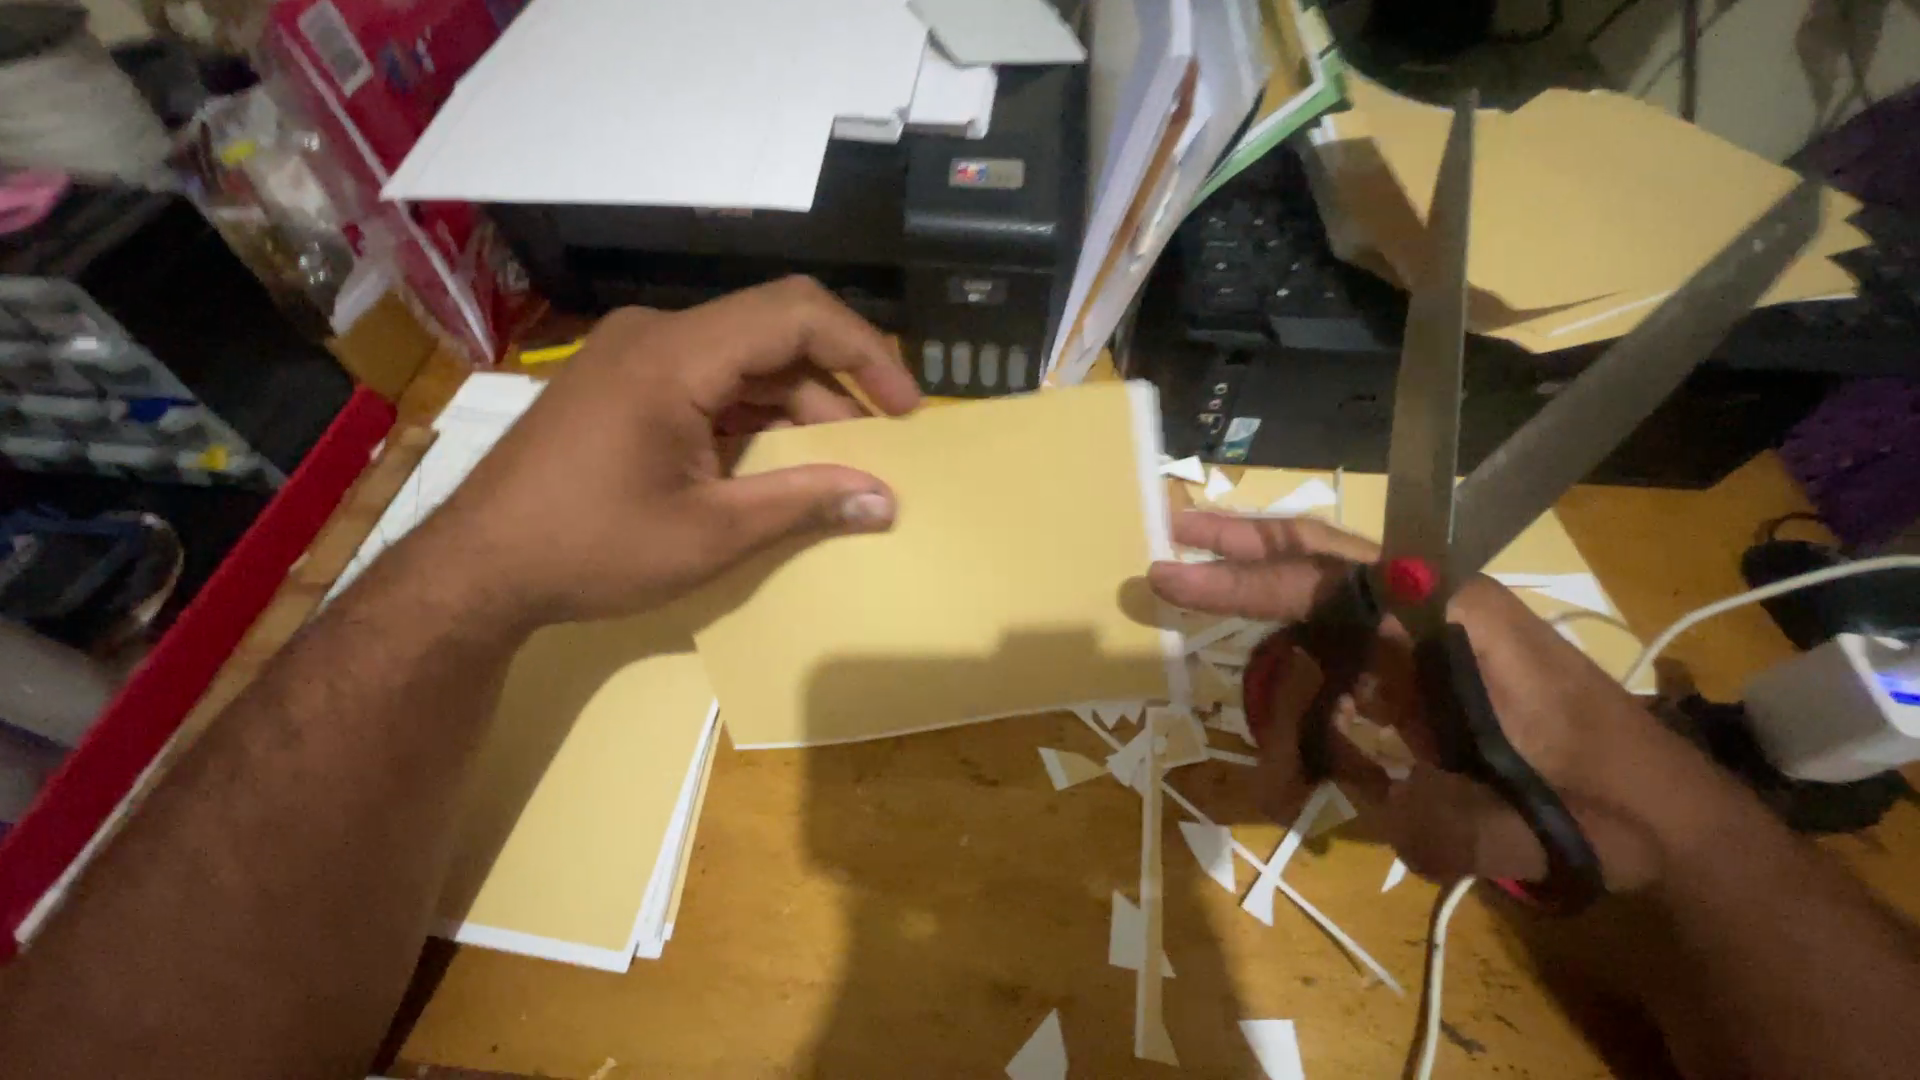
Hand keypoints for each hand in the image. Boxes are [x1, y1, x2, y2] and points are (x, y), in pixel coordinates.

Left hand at [418, 277, 920, 627]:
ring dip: (800, 407)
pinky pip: (713, 383)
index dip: (864, 352)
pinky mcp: (628, 385)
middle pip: (775, 334)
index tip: (905, 407)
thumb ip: (804, 505)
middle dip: (839, 386)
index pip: (795, 314)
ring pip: (747, 361)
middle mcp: (657, 335)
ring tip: (838, 464)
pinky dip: (757, 417)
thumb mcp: (710, 534)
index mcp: (674, 355)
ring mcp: (637, 357)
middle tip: (882, 444)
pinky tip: (781, 461)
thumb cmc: (590, 549)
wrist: (476, 570)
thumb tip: (886, 502)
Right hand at [1149, 511, 1705, 892]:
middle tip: (1167, 550)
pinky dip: (1311, 727)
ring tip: (1282, 788)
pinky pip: (1334, 680)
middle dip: (1238, 557)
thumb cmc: (1609, 806)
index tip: (1173, 576)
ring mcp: (1414, 644)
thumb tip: (1378, 806)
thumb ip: (1460, 824)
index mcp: (1452, 620)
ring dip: (1283, 707)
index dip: (1244, 580)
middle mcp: (1426, 615)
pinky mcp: (1408, 678)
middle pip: (1314, 566)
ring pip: (1313, 639)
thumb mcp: (1547, 829)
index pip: (1328, 583)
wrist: (1658, 817)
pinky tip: (1315, 780)